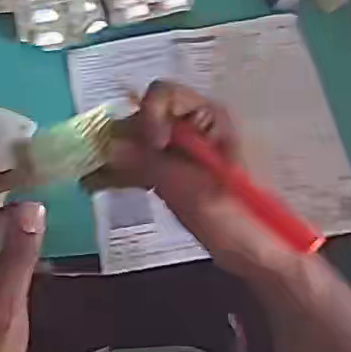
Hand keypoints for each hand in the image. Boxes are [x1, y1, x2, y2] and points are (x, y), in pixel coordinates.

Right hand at [98, 81, 300, 282]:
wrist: (263, 257)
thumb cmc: (241, 220)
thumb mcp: (196, 191)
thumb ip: (154, 165)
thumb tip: (112, 146)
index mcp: (210, 119)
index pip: (166, 94)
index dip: (149, 114)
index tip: (151, 146)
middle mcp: (193, 129)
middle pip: (145, 118)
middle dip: (120, 137)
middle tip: (97, 161)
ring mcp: (182, 153)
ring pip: (138, 143)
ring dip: (113, 157)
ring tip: (86, 175)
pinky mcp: (174, 176)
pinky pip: (142, 165)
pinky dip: (122, 173)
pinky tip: (95, 183)